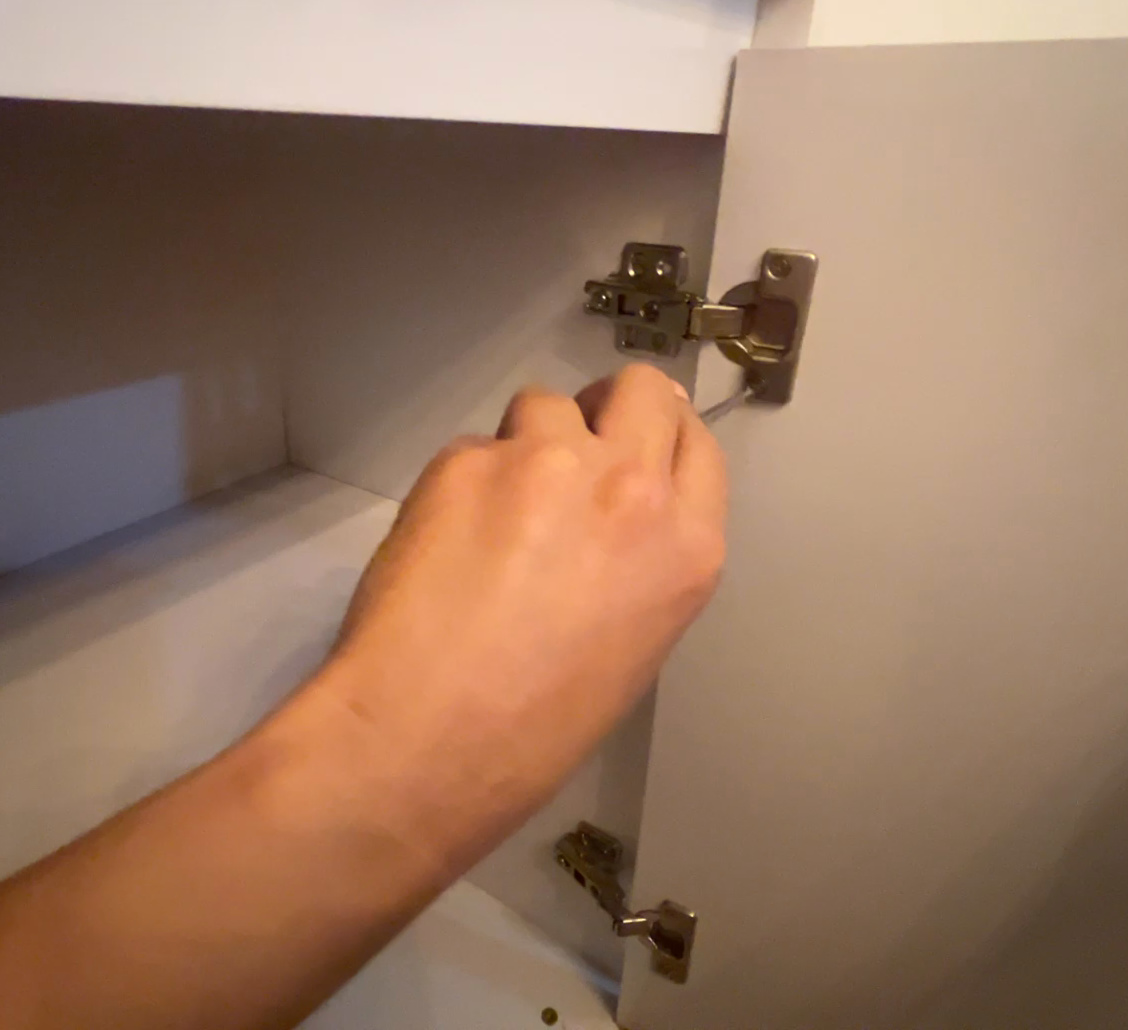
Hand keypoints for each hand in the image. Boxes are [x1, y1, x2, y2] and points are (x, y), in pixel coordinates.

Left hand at [315, 364, 727, 859]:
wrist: (432, 737)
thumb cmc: (542, 724)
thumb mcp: (633, 641)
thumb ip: (637, 558)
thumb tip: (605, 518)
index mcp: (686, 546)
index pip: (695, 442)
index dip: (662, 430)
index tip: (633, 435)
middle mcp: (629, 487)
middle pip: (639, 389)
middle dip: (610, 403)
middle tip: (574, 438)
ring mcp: (548, 463)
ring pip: (546, 405)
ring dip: (528, 441)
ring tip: (493, 506)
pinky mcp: (469, 460)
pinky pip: (477, 445)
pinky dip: (467, 478)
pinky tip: (444, 536)